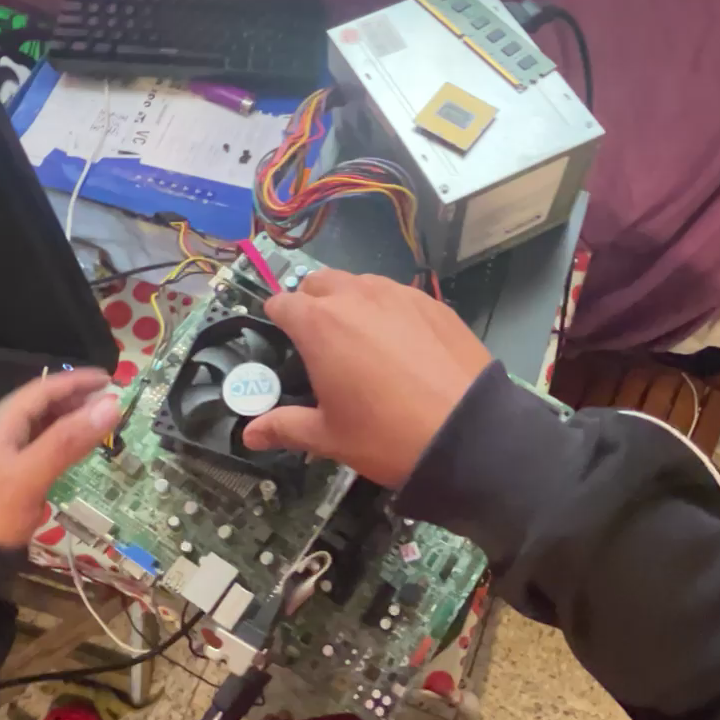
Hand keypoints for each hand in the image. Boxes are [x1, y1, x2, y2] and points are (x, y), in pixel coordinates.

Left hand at [0, 370, 119, 547]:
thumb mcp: (30, 475)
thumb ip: (69, 439)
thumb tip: (111, 403)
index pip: (42, 389)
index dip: (76, 381)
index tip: (110, 378)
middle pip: (37, 407)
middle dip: (73, 400)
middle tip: (107, 403)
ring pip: (33, 430)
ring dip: (64, 423)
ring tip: (93, 427)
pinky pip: (30, 451)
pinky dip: (54, 446)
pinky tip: (65, 458)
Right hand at [243, 270, 490, 486]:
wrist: (469, 434)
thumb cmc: (386, 435)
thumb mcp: (330, 437)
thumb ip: (286, 427)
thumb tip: (250, 434)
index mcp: (320, 324)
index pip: (282, 302)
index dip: (277, 320)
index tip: (282, 341)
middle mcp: (357, 296)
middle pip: (320, 282)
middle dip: (312, 303)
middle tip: (320, 343)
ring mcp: (400, 295)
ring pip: (362, 284)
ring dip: (351, 303)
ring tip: (362, 342)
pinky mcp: (435, 304)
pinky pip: (399, 296)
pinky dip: (389, 311)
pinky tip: (402, 345)